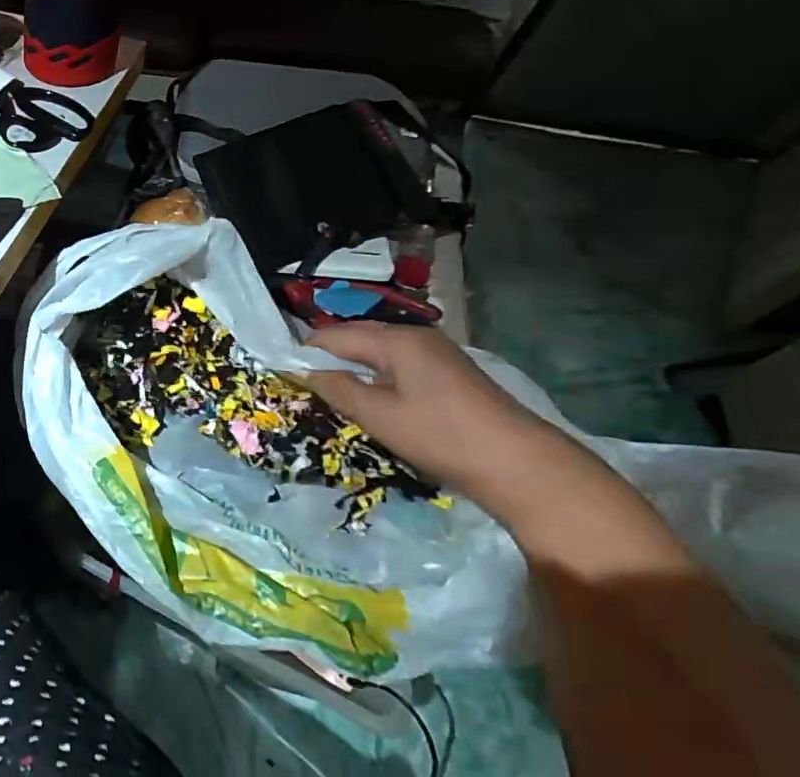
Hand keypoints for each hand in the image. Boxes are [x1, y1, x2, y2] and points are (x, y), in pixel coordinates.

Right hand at [301, 322, 637, 539]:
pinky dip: (378, 380)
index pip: (336, 335)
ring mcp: (437, 354)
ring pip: (380, 355)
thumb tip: (301, 369)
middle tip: (301, 384)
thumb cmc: (443, 437)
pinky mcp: (449, 375)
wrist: (520, 464)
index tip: (279, 369)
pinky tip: (372, 402)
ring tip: (330, 394)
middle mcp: (416, 336)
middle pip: (359, 339)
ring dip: (354, 370)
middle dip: (329, 358)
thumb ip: (339, 390)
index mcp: (397, 339)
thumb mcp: (382, 416)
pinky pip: (400, 368)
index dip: (306, 349)